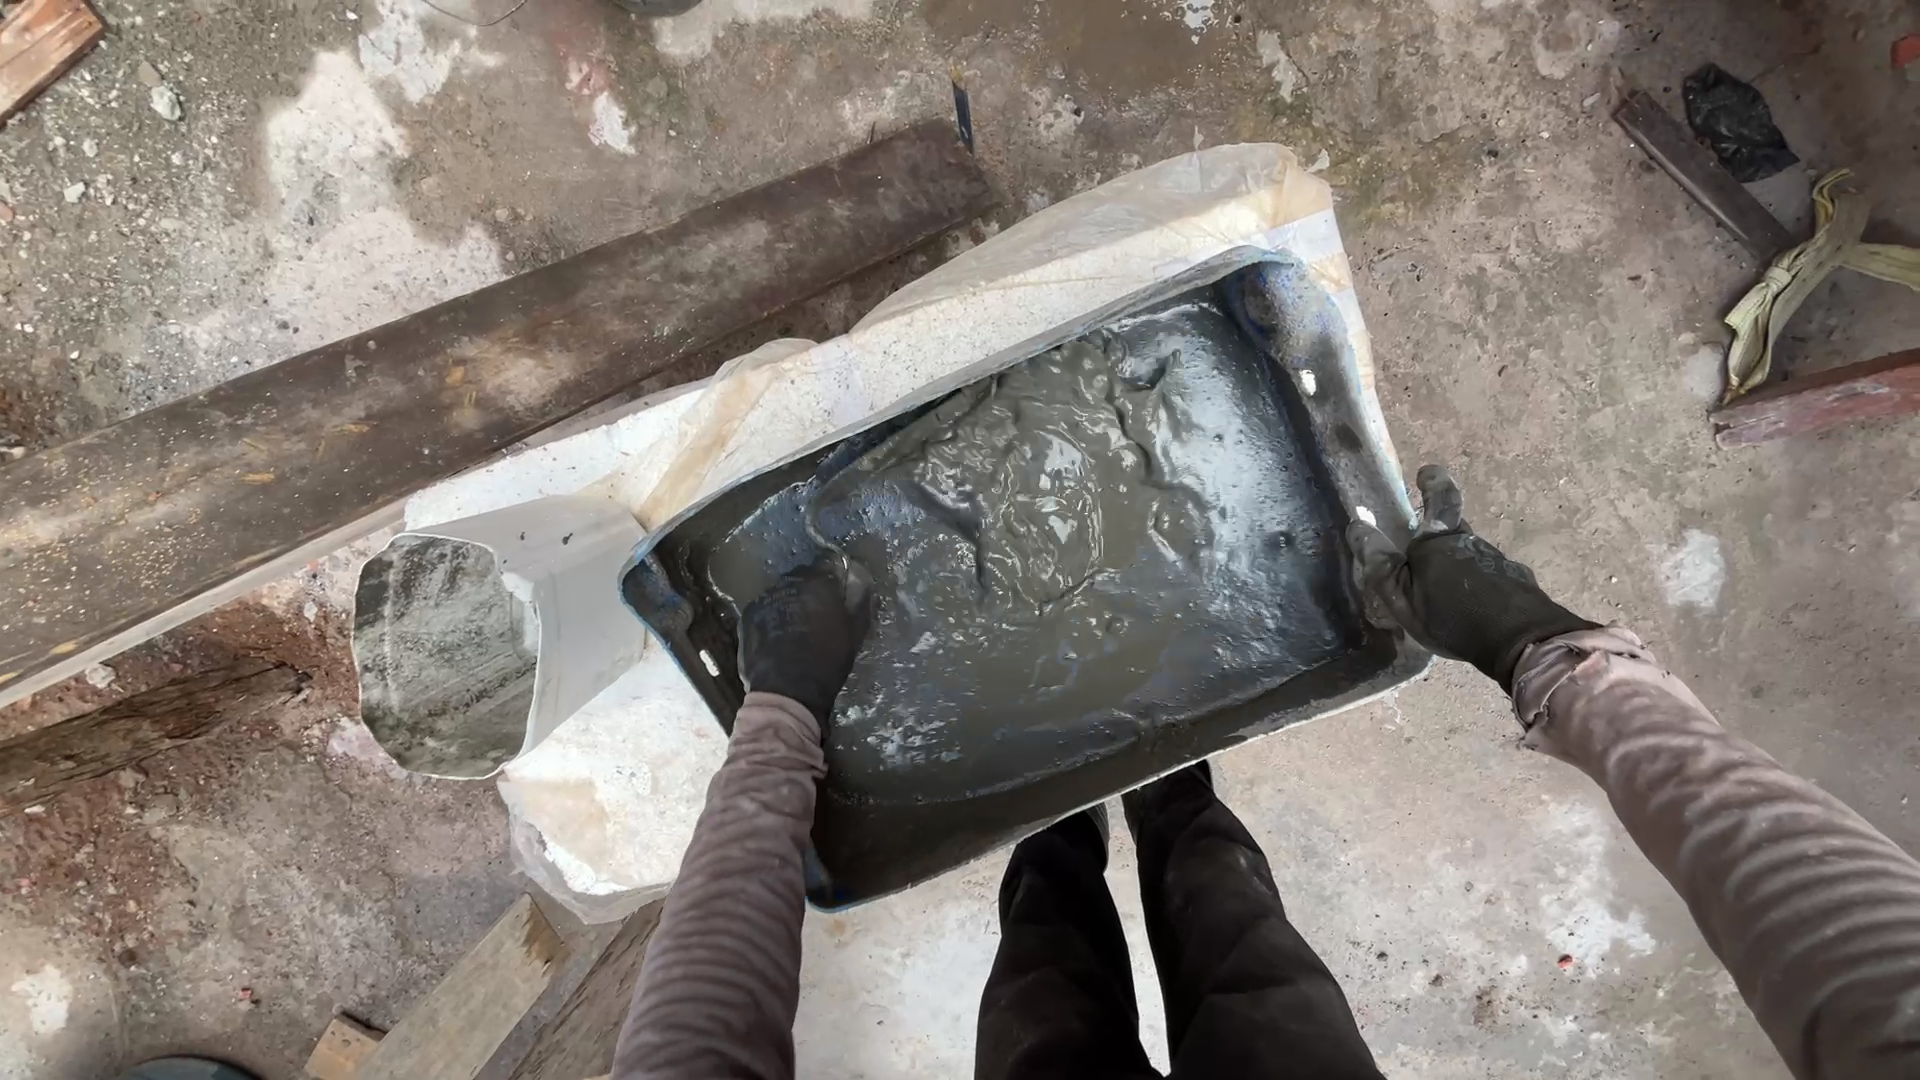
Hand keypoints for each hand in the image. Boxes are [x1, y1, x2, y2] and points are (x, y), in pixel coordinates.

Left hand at [737, 561, 871, 725]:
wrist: (787, 692)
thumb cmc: (828, 661)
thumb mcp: (854, 633)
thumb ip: (860, 603)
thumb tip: (862, 584)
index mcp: (818, 582)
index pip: (828, 561)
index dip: (835, 574)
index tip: (839, 588)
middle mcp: (789, 582)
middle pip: (803, 575)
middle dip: (812, 587)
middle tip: (819, 609)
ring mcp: (764, 598)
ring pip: (782, 591)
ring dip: (791, 600)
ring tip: (798, 625)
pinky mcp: (748, 616)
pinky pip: (765, 607)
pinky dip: (773, 615)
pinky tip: (779, 635)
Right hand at [1346, 465, 1597, 691]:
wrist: (1522, 643)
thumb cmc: (1451, 616)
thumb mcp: (1401, 595)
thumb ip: (1379, 562)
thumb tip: (1357, 525)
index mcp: (1438, 542)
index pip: (1440, 502)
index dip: (1434, 483)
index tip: (1427, 471)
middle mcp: (1472, 543)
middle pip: (1455, 531)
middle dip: (1440, 535)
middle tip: (1422, 552)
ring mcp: (1500, 563)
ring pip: (1472, 555)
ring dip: (1458, 564)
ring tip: (1443, 591)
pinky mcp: (1519, 586)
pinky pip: (1491, 577)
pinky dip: (1478, 585)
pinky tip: (1472, 606)